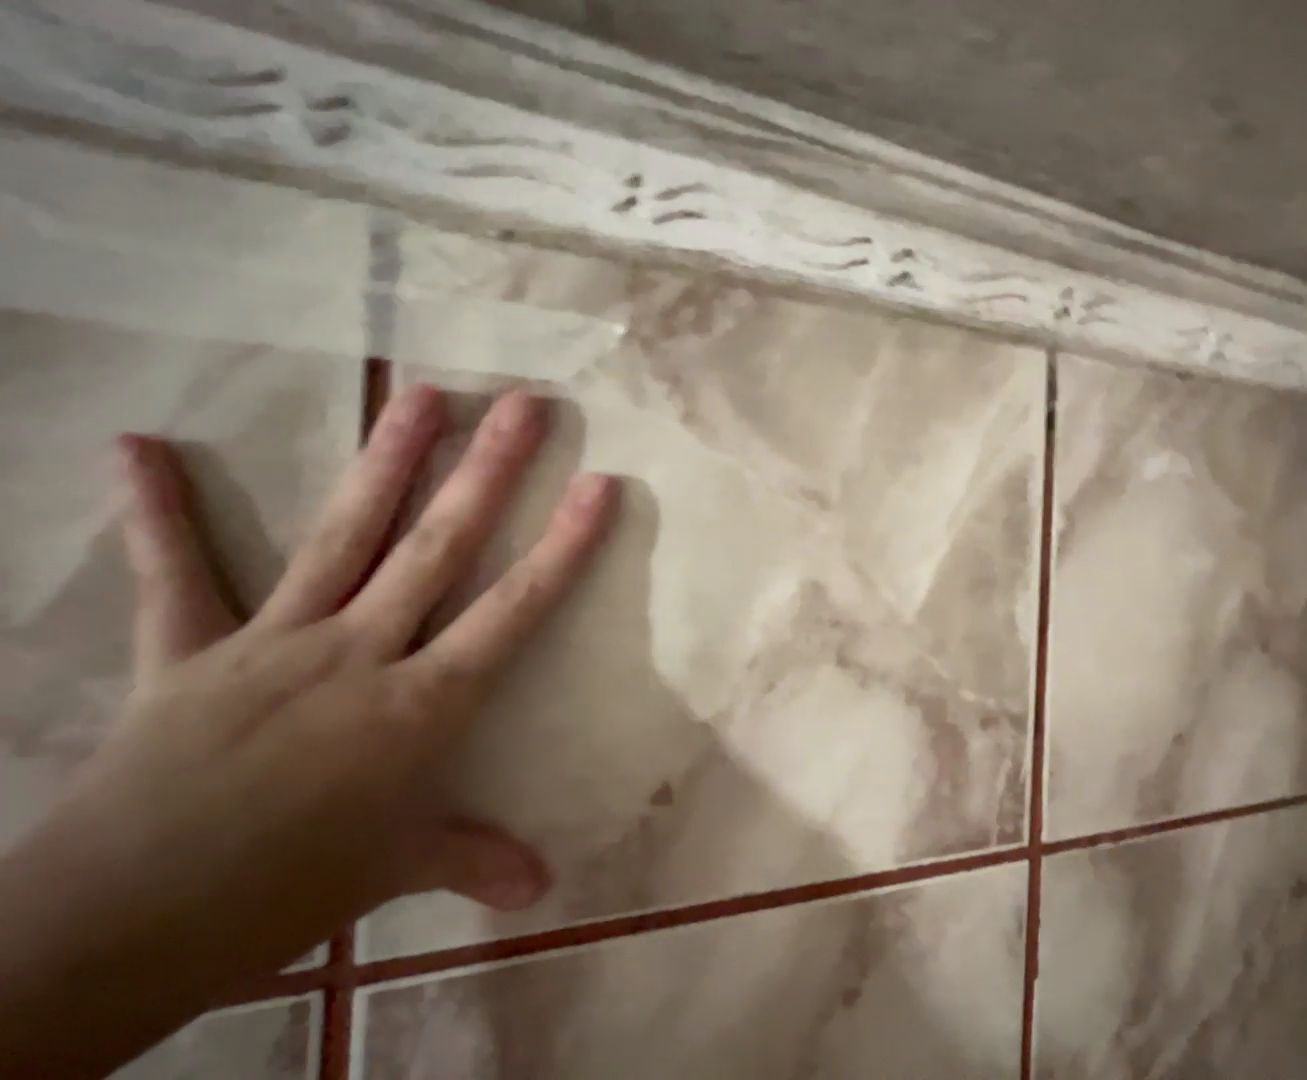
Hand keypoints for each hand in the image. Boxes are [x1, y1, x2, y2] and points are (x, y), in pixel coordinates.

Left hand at [0, 385, 615, 991]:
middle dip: (488, 473)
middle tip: (522, 403)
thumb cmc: (289, 890)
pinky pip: (176, 575)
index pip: (513, 610)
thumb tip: (542, 890)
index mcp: (422, 704)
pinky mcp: (190, 651)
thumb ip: (476, 859)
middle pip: (436, 549)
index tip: (598, 485)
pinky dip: (158, 512)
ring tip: (421, 393)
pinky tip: (138, 444)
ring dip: (386, 461)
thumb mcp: (399, 870)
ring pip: (343, 537)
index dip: (564, 546)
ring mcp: (273, 642)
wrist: (124, 923)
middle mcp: (359, 653)